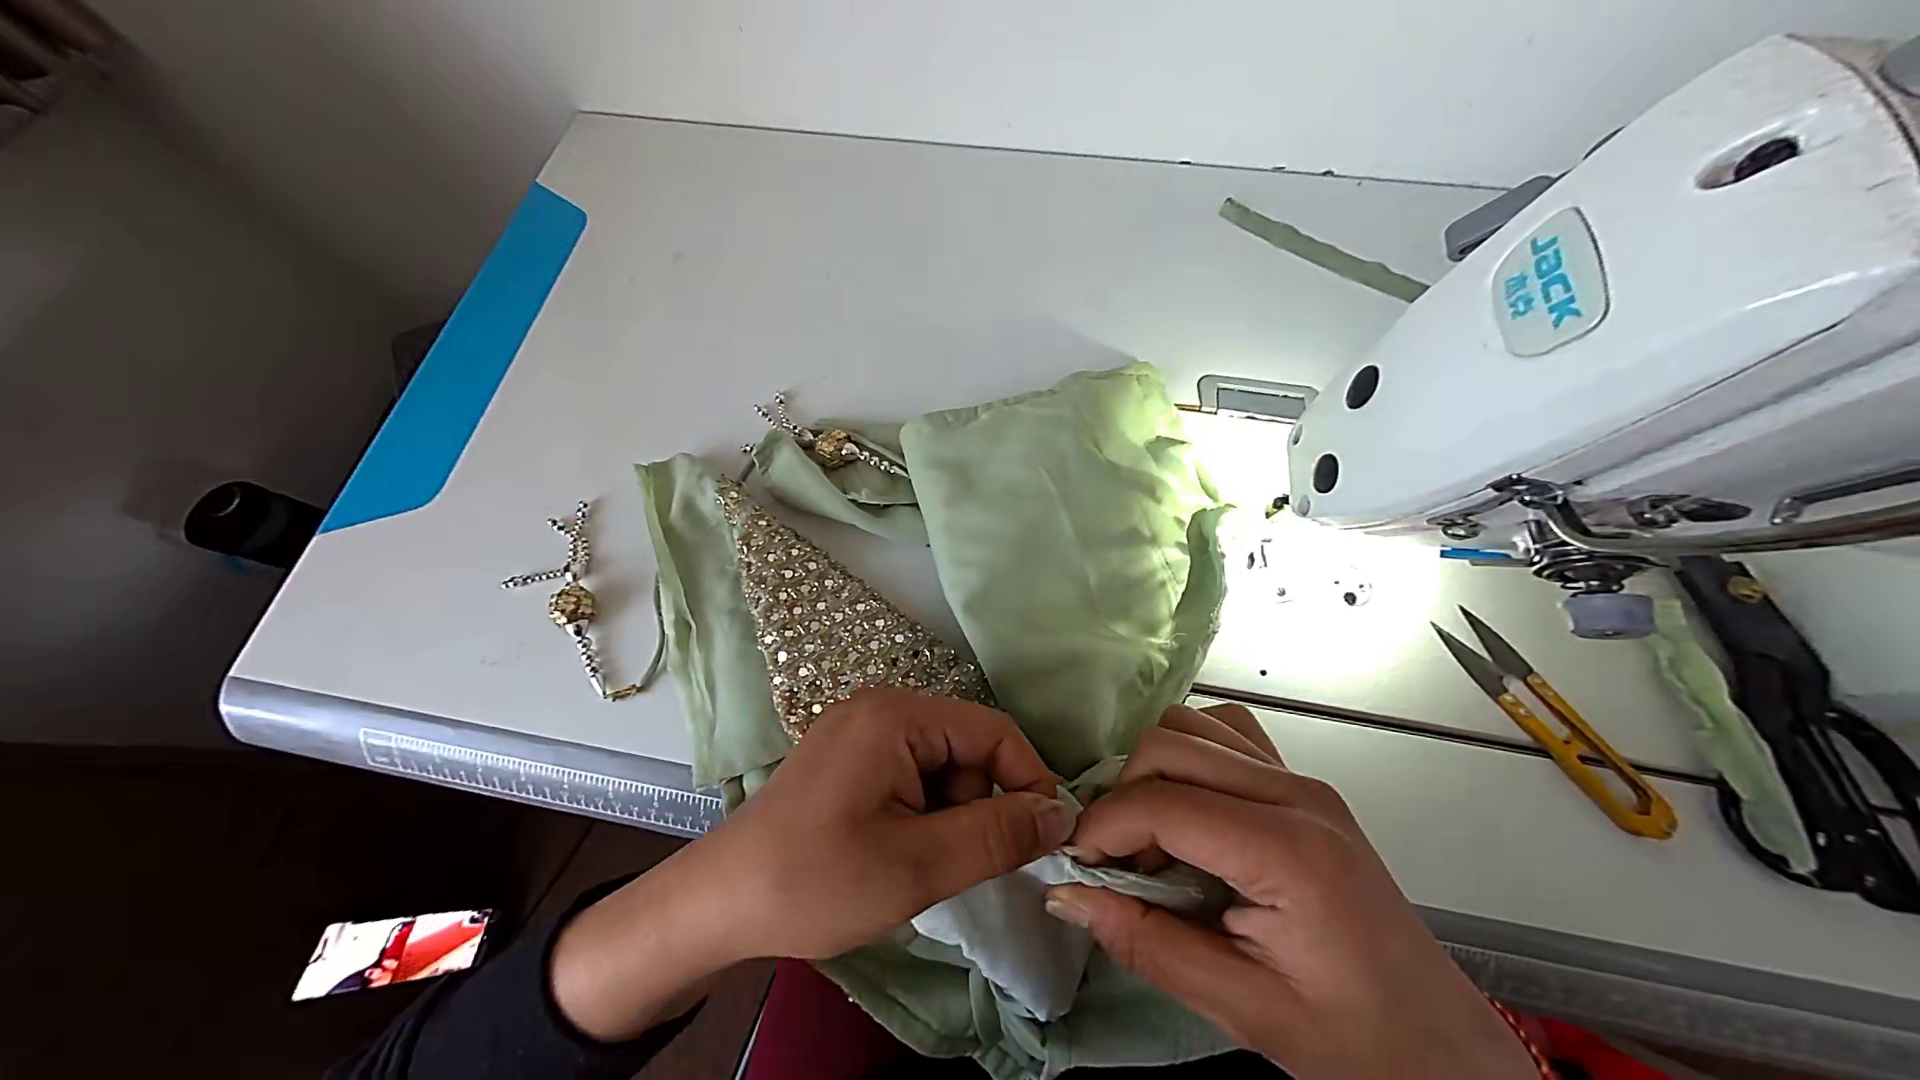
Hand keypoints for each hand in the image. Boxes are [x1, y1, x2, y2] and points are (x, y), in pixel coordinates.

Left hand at [550, 688, 1074, 1038]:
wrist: (716, 906)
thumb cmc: (815, 881)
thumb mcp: (918, 866)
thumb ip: (997, 835)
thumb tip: (1060, 815)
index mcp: (895, 715)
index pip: (992, 731)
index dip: (1028, 781)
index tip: (1040, 841)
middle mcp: (878, 708)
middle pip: (965, 749)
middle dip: (974, 807)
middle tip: (947, 864)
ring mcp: (858, 731)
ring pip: (940, 768)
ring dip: (946, 817)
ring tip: (910, 863)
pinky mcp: (846, 759)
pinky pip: (909, 777)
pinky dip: (918, 816)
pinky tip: (890, 852)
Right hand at [1044, 704, 1537, 1079]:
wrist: (1439, 1045)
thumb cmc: (1355, 1039)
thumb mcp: (1240, 1009)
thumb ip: (1144, 942)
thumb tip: (1068, 896)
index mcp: (1289, 851)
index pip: (1162, 802)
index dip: (1102, 829)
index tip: (1080, 868)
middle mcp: (1297, 794)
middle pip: (1167, 746)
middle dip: (1121, 799)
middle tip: (1117, 862)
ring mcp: (1302, 780)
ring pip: (1190, 724)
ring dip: (1152, 774)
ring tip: (1154, 840)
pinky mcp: (1302, 782)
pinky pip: (1225, 731)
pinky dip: (1188, 756)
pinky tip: (1189, 811)